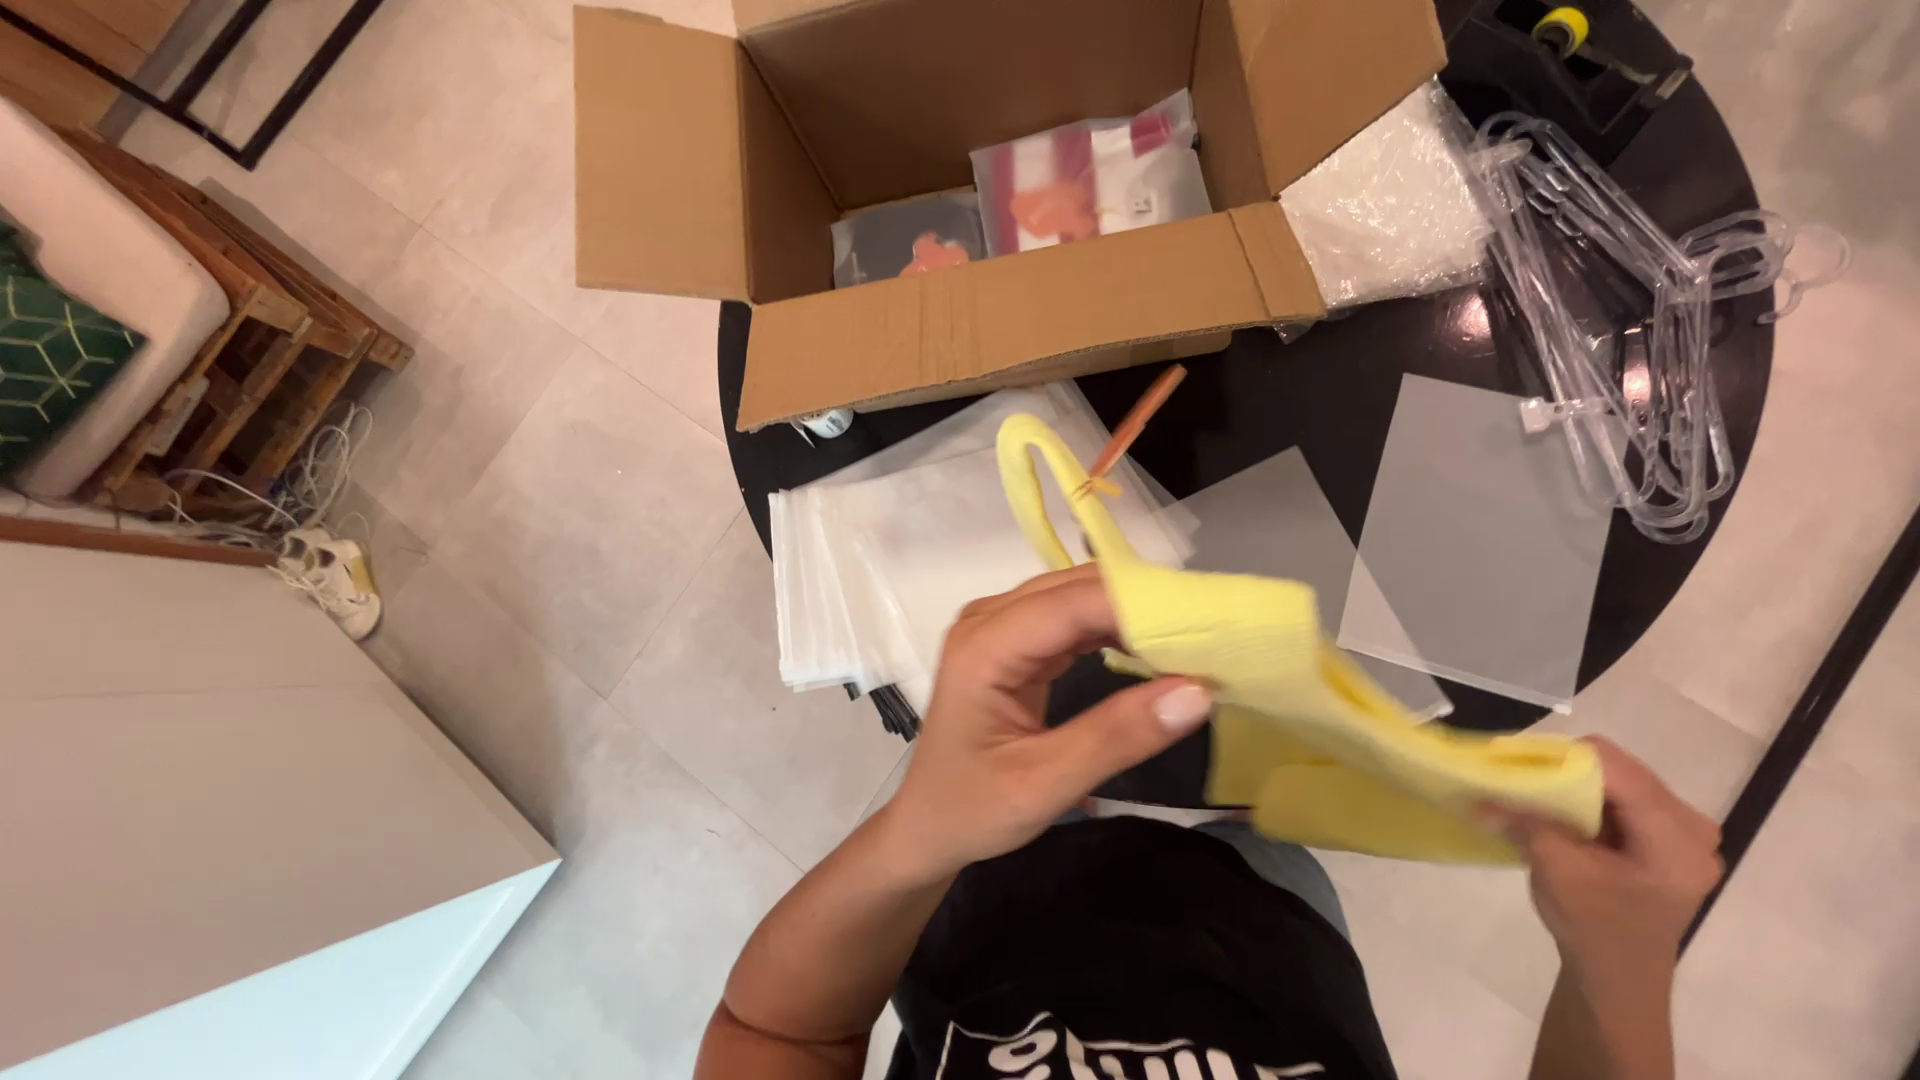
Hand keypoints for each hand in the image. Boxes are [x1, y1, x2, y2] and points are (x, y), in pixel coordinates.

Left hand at [880, 565, 1213, 879]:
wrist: (927, 826)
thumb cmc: (972, 810)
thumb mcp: (1043, 784)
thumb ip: (1116, 737)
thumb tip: (1198, 692)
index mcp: (984, 646)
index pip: (1073, 603)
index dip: (1143, 606)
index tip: (1211, 626)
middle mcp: (990, 619)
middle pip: (1077, 588)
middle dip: (1146, 606)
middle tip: (1215, 637)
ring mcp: (1000, 627)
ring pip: (1079, 597)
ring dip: (1135, 615)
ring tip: (1196, 644)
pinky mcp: (1016, 642)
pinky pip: (1074, 618)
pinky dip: (1117, 629)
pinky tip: (1155, 651)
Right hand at [1485, 737, 1722, 1000]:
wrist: (1616, 976)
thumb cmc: (1595, 929)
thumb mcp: (1556, 871)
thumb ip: (1525, 822)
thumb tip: (1478, 791)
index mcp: (1677, 839)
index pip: (1620, 771)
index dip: (1564, 759)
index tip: (1515, 762)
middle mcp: (1691, 828)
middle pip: (1621, 770)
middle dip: (1564, 769)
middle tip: (1520, 778)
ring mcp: (1680, 832)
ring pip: (1617, 779)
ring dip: (1571, 783)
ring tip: (1533, 793)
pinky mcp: (1662, 837)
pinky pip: (1618, 796)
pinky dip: (1581, 797)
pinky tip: (1556, 812)